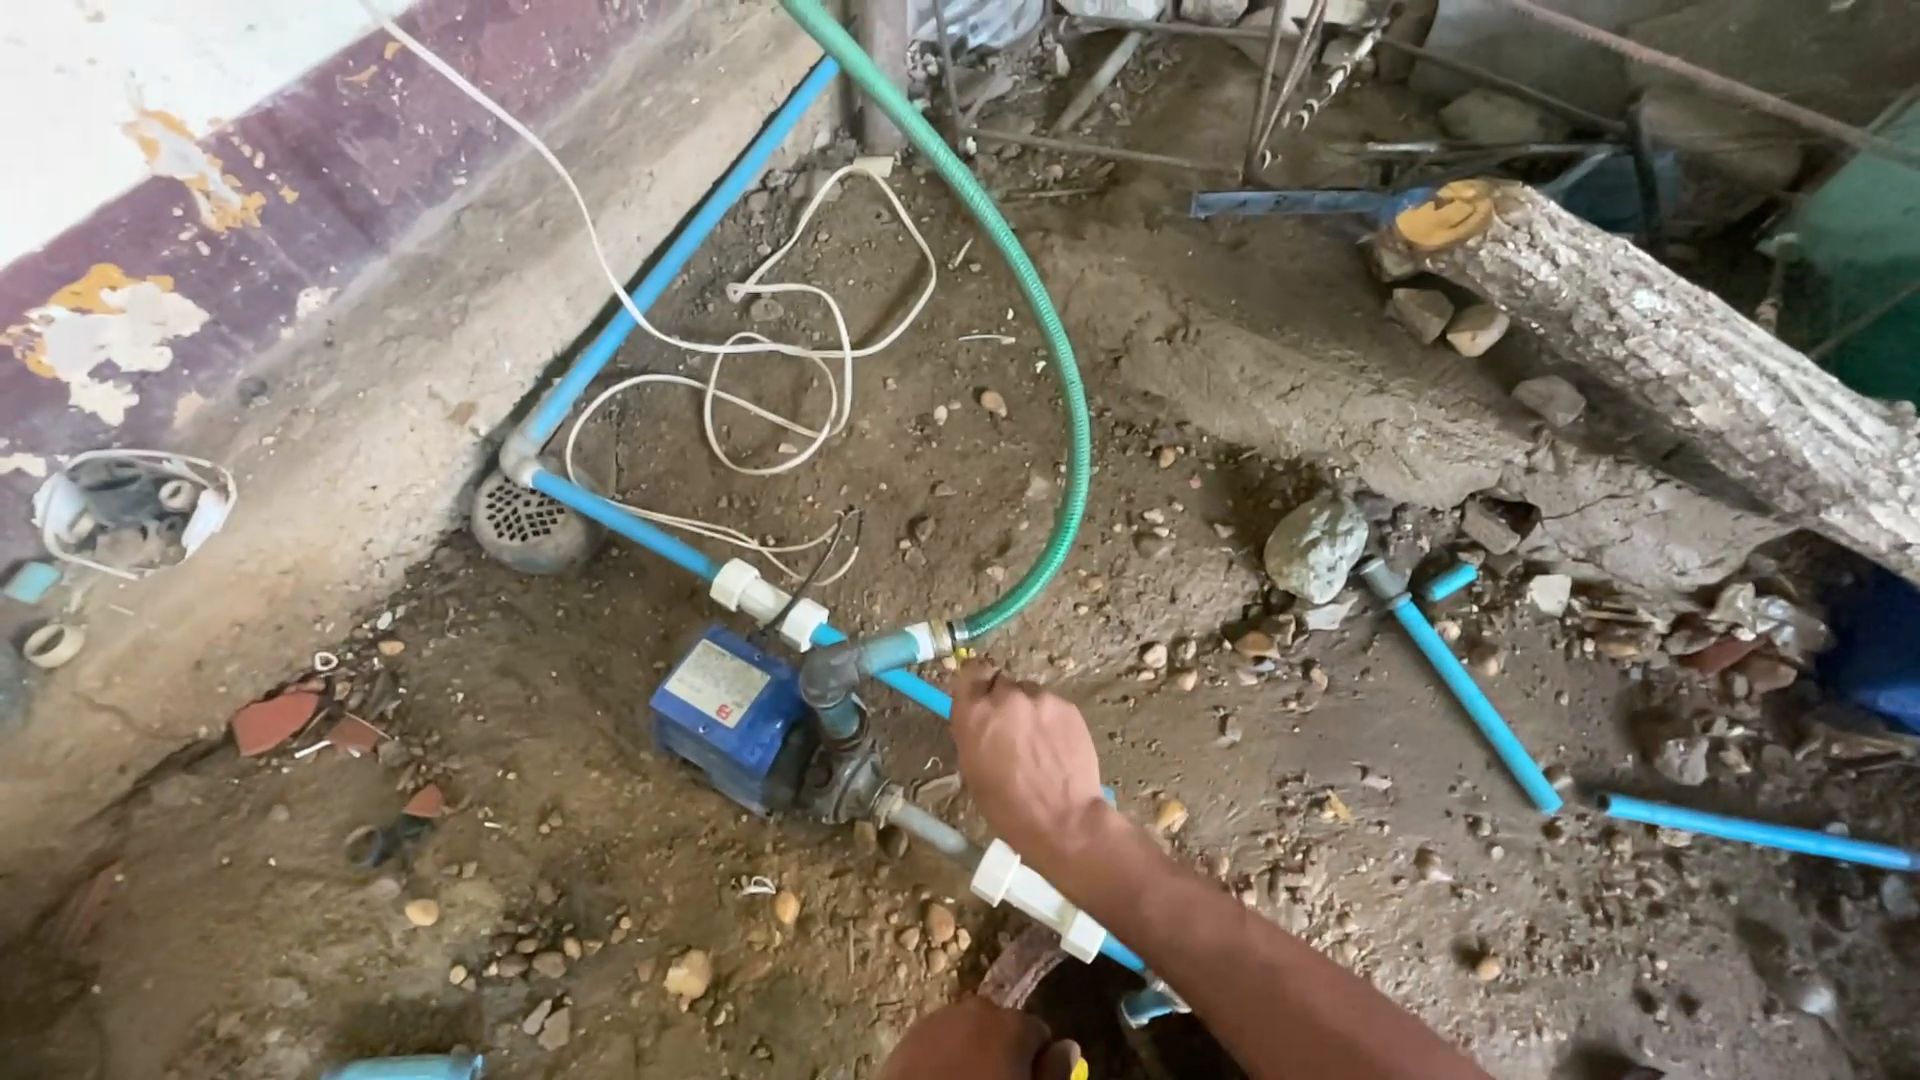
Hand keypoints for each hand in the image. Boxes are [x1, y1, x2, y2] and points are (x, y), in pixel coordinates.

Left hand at [876, 997, 1080, 1079]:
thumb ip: (1054, 1074)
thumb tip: (1068, 1046)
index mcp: (1011, 1023)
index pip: (1039, 1033)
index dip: (1037, 1063)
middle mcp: (976, 1008)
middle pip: (1002, 1027)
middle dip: (1004, 1052)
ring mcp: (940, 1018)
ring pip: (969, 1031)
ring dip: (973, 1052)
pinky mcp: (911, 1034)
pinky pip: (940, 1039)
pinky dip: (944, 1055)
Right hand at [951, 662, 1110, 877]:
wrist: (1061, 819)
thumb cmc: (1007, 806)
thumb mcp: (972, 769)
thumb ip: (973, 732)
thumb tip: (980, 720)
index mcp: (974, 713)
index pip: (971, 672)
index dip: (977, 682)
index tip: (981, 694)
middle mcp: (1005, 697)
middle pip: (1001, 683)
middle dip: (1004, 702)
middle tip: (1012, 728)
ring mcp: (1040, 699)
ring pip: (1030, 693)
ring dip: (1029, 709)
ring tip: (1039, 741)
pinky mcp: (1068, 706)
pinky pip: (1053, 705)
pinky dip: (1052, 720)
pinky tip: (1057, 746)